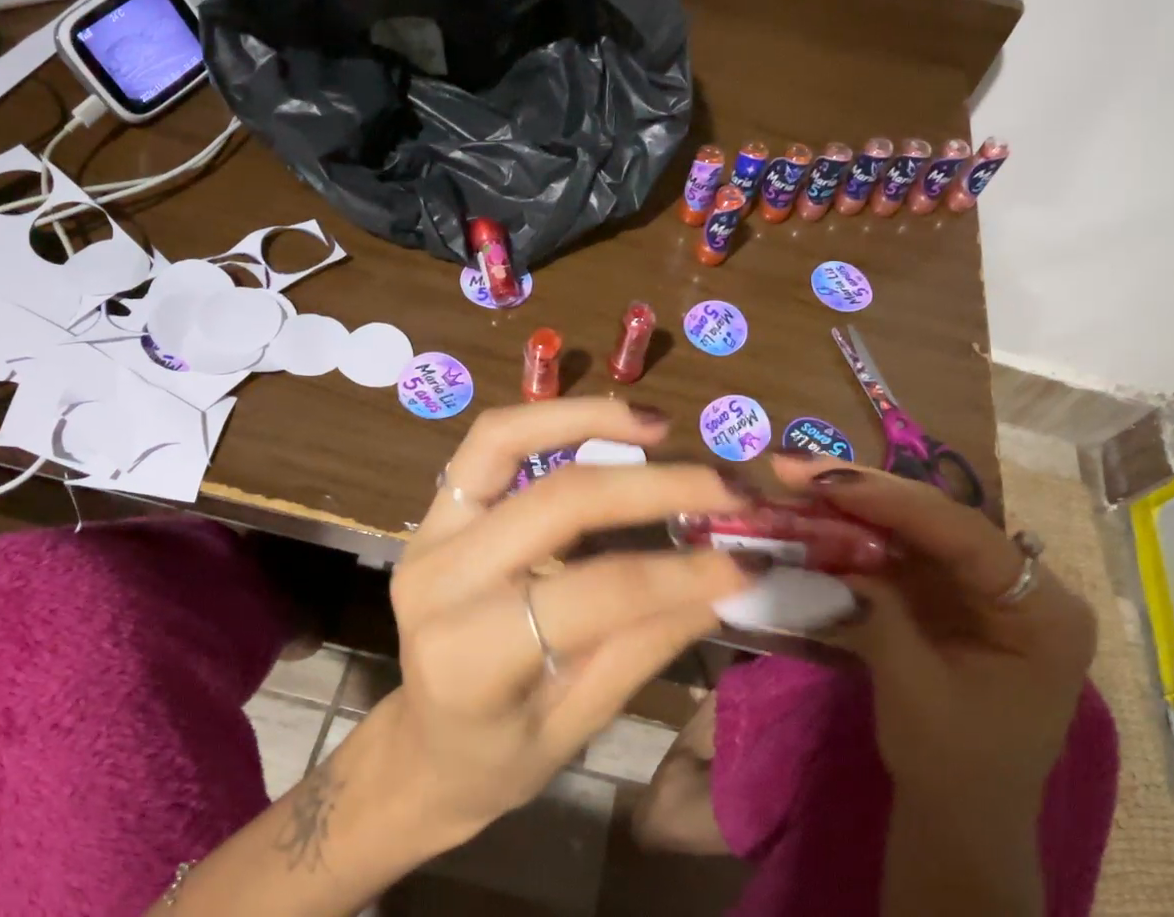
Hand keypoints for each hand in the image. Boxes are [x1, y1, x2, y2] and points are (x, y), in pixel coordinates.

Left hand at [378, 399, 752, 838]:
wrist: (425, 748)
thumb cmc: (502, 754)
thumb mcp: (580, 723)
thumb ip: (647, 644)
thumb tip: (728, 580)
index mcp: (472, 657)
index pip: (596, 593)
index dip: (680, 572)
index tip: (748, 562)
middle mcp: (440, 582)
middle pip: (560, 503)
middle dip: (658, 487)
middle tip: (730, 489)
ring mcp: (428, 535)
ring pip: (507, 441)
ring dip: (592, 420)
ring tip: (662, 426)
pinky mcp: (434, 512)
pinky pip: (491, 443)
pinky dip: (550, 419)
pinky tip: (609, 424)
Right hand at [769, 457, 1096, 815]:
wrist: (961, 816)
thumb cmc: (955, 764)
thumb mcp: (914, 690)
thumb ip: (878, 614)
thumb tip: (832, 555)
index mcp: (1044, 612)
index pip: (965, 535)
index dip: (893, 501)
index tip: (828, 480)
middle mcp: (1021, 586)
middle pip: (939, 522)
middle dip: (866, 493)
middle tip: (798, 468)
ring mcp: (982, 589)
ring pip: (915, 532)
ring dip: (854, 510)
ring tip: (797, 485)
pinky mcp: (949, 598)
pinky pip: (902, 557)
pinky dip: (857, 541)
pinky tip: (818, 522)